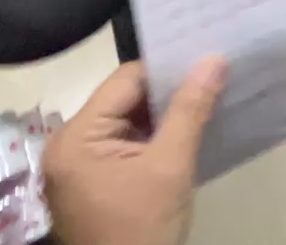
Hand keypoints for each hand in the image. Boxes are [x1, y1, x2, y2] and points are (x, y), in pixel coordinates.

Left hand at [43, 56, 227, 244]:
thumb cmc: (141, 231)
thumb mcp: (171, 165)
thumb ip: (191, 107)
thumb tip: (214, 59)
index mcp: (77, 137)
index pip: (127, 80)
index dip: (168, 69)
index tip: (208, 60)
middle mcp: (70, 145)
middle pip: (127, 96)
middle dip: (170, 89)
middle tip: (214, 74)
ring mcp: (81, 165)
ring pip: (131, 117)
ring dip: (167, 111)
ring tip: (209, 95)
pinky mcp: (95, 180)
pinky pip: (130, 140)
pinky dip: (158, 134)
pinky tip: (190, 127)